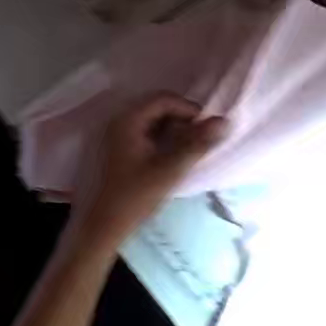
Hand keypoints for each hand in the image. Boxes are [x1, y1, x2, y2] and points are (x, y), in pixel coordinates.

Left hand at [70, 93, 229, 246]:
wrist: (101, 226)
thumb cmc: (134, 196)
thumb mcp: (170, 169)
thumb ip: (197, 143)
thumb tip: (224, 121)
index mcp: (128, 119)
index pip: (165, 99)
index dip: (189, 110)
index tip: (206, 131)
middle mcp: (118, 120)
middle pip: (157, 107)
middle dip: (181, 121)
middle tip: (196, 143)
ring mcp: (114, 135)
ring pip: (151, 121)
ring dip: (172, 131)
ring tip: (184, 153)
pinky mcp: (115, 149)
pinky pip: (142, 134)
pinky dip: (160, 140)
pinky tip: (168, 160)